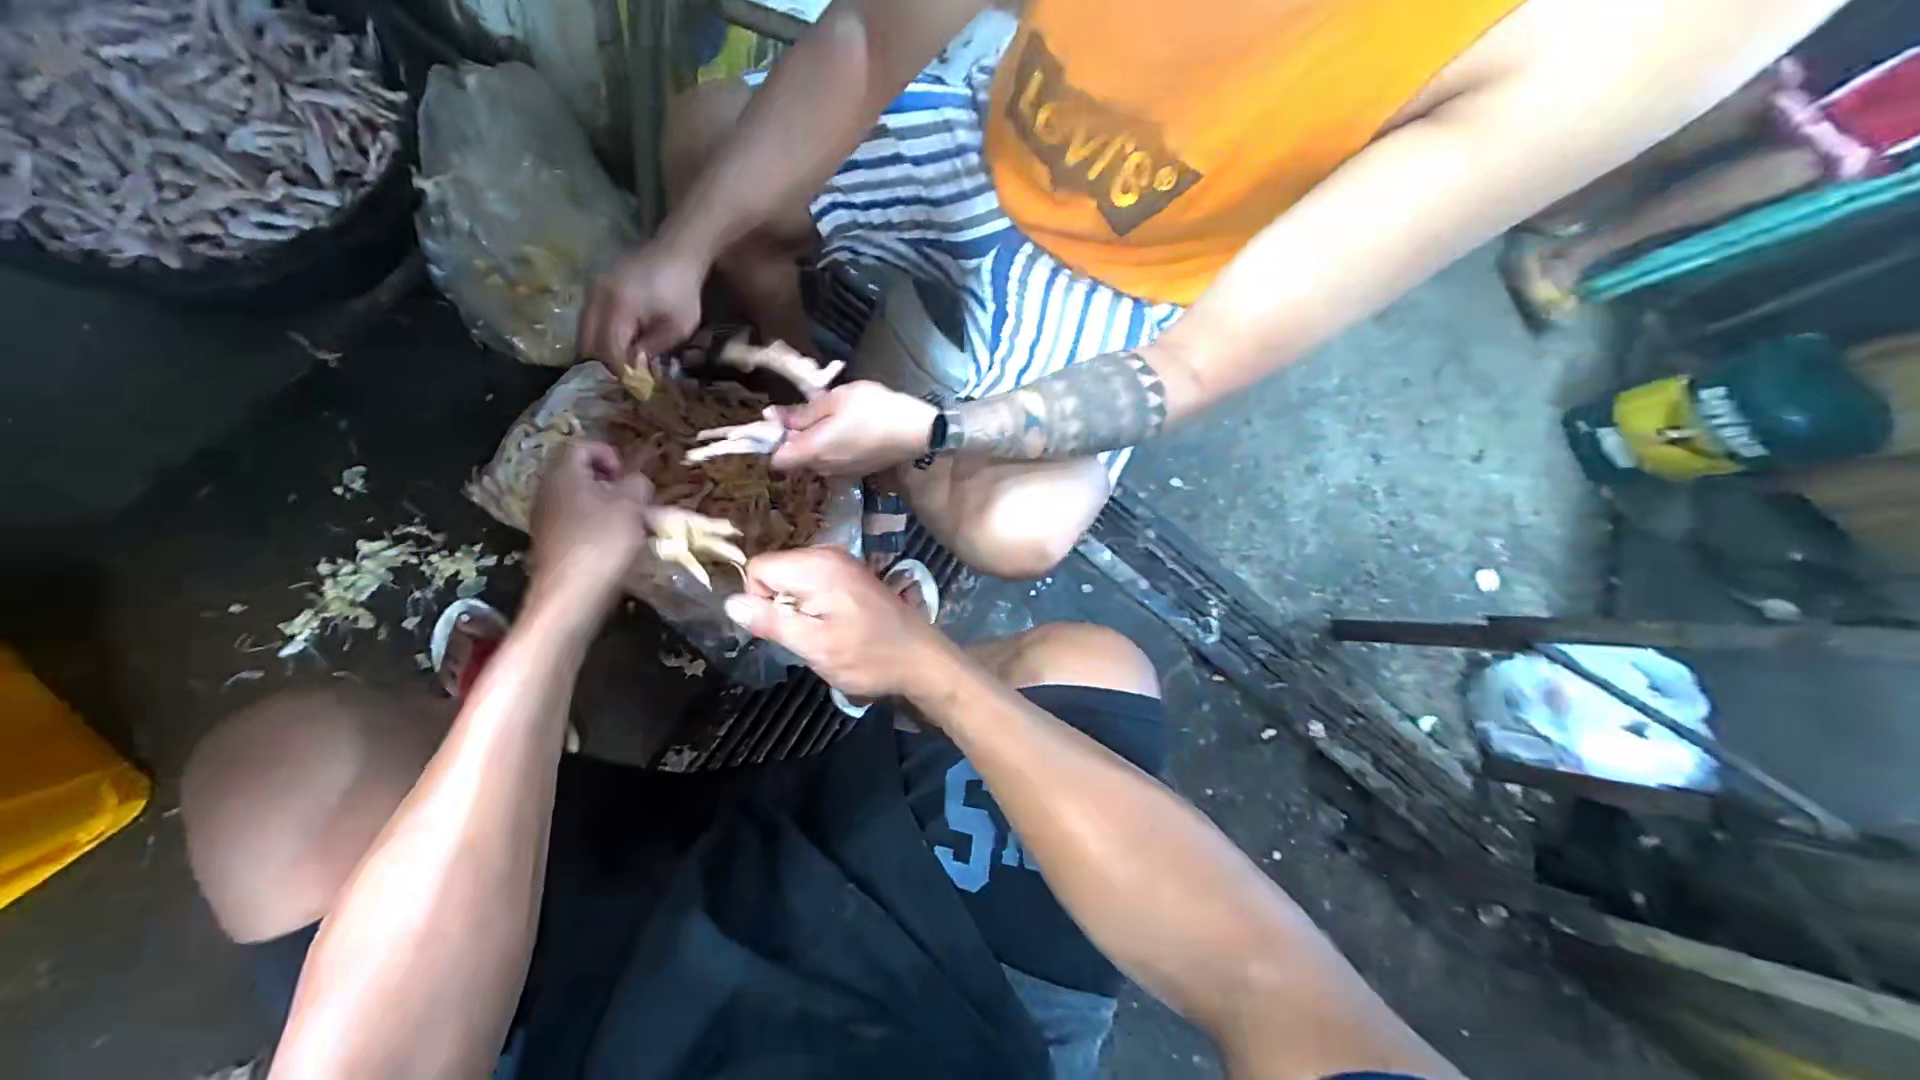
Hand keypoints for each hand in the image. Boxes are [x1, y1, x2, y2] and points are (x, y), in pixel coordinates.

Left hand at [527, 441, 655, 611]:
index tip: (628, 477)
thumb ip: (637, 484)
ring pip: (582, 500)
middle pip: (582, 474)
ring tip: (631, 526)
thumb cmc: (602, 541)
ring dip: (609, 508)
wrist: (571, 594)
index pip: (583, 446)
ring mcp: (547, 518)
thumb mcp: (632, 505)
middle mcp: (548, 491)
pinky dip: (599, 528)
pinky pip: (578, 523)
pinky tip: (615, 547)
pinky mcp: (552, 542)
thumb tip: (635, 483)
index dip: (610, 454)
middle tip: (635, 502)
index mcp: (563, 474)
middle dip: (613, 485)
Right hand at [579, 242, 706, 375]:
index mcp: (618, 305)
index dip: (618, 370)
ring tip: (622, 363)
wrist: (676, 252)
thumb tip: (635, 367)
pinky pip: (588, 320)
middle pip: (587, 342)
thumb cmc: (682, 291)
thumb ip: (653, 348)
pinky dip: (600, 336)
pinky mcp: (595, 289)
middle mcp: (597, 296)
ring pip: (584, 331)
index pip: (608, 348)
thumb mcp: (677, 327)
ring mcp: (592, 290)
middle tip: (624, 377)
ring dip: (600, 351)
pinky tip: (619, 345)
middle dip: (604, 363)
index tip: (632, 384)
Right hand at [723, 548, 946, 698]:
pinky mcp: (852, 574)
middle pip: (775, 569)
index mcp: (816, 565)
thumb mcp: (815, 646)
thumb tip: (730, 603)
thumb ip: (771, 622)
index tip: (783, 628)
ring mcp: (843, 562)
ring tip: (822, 631)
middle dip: (777, 602)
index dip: (758, 600)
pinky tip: (834, 624)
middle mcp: (828, 553)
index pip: (758, 567)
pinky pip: (813, 581)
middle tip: (805, 633)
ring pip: (793, 577)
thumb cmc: (868, 656)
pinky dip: (813, 603)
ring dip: (796, 606)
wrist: (921, 659)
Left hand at [768, 381, 937, 475]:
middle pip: (797, 459)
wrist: (917, 431)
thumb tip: (774, 418)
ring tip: (834, 419)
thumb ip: (803, 412)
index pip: (776, 459)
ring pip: (816, 461)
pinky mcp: (858, 472)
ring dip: (817, 443)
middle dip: (797, 438)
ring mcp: (842, 473)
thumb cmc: (874, 410)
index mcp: (813, 451)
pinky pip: (834, 462)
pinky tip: (850, 431)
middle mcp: (824, 469)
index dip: (774, 440)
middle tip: (811, 411)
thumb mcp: (835, 399)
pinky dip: (834, 448)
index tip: (782, 421)